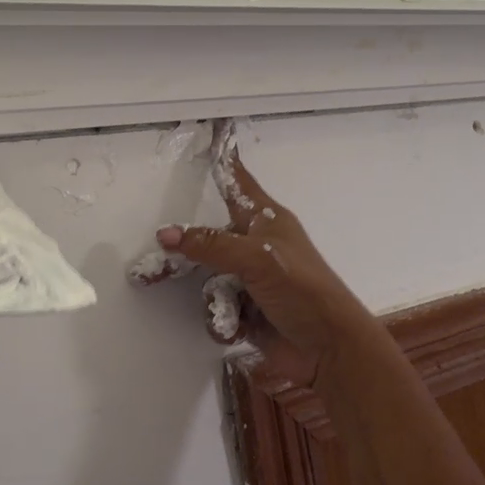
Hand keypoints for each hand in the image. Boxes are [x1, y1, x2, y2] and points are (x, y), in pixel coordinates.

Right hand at [134, 121, 366, 387]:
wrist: (331, 349)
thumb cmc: (304, 290)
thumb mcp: (257, 259)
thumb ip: (209, 245)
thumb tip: (166, 235)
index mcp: (266, 221)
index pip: (238, 183)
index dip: (225, 162)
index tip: (215, 135)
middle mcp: (255, 246)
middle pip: (207, 238)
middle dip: (186, 254)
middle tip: (153, 266)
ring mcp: (249, 280)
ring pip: (206, 277)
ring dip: (213, 298)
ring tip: (224, 308)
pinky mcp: (246, 311)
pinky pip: (216, 308)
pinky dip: (223, 319)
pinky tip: (237, 327)